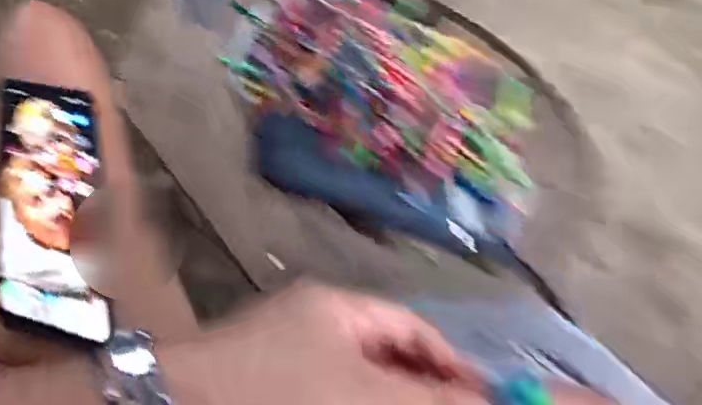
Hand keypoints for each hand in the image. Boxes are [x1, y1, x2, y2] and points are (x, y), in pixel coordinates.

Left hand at [163, 285, 483, 404]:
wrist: (198, 399)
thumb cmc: (287, 390)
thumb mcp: (374, 396)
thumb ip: (440, 399)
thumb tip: (502, 400)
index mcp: (335, 307)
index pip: (414, 328)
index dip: (462, 371)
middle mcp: (315, 320)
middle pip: (395, 356)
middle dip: (432, 392)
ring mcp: (295, 350)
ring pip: (368, 379)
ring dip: (399, 396)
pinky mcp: (280, 379)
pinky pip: (338, 388)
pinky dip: (364, 399)